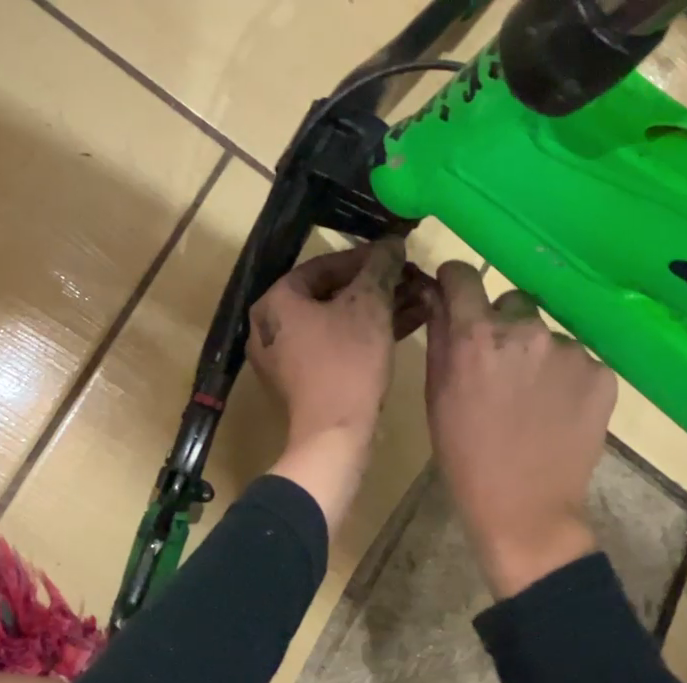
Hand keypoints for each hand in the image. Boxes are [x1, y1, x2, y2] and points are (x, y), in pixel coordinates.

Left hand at [249, 238, 426, 530]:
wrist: (333, 435)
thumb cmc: (347, 362)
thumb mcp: (368, 306)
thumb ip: (380, 268)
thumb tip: (391, 244)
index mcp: (275, 302)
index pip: (323, 265)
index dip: (365, 257)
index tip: (397, 255)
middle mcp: (270, 327)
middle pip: (329, 294)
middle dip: (374, 286)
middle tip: (409, 279)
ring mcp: (283, 358)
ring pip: (335, 322)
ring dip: (375, 310)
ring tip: (417, 300)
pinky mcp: (302, 382)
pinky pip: (334, 347)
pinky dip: (363, 336)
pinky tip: (404, 327)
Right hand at [424, 262, 615, 597]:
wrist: (524, 509)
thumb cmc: (465, 457)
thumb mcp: (437, 399)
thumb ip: (440, 341)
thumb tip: (438, 298)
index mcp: (475, 337)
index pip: (464, 276)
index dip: (457, 281)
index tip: (456, 293)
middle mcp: (525, 331)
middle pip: (513, 303)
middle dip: (504, 326)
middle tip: (501, 371)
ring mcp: (569, 350)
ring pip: (548, 336)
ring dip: (538, 356)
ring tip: (534, 402)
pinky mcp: (602, 373)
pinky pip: (579, 361)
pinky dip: (567, 379)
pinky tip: (558, 413)